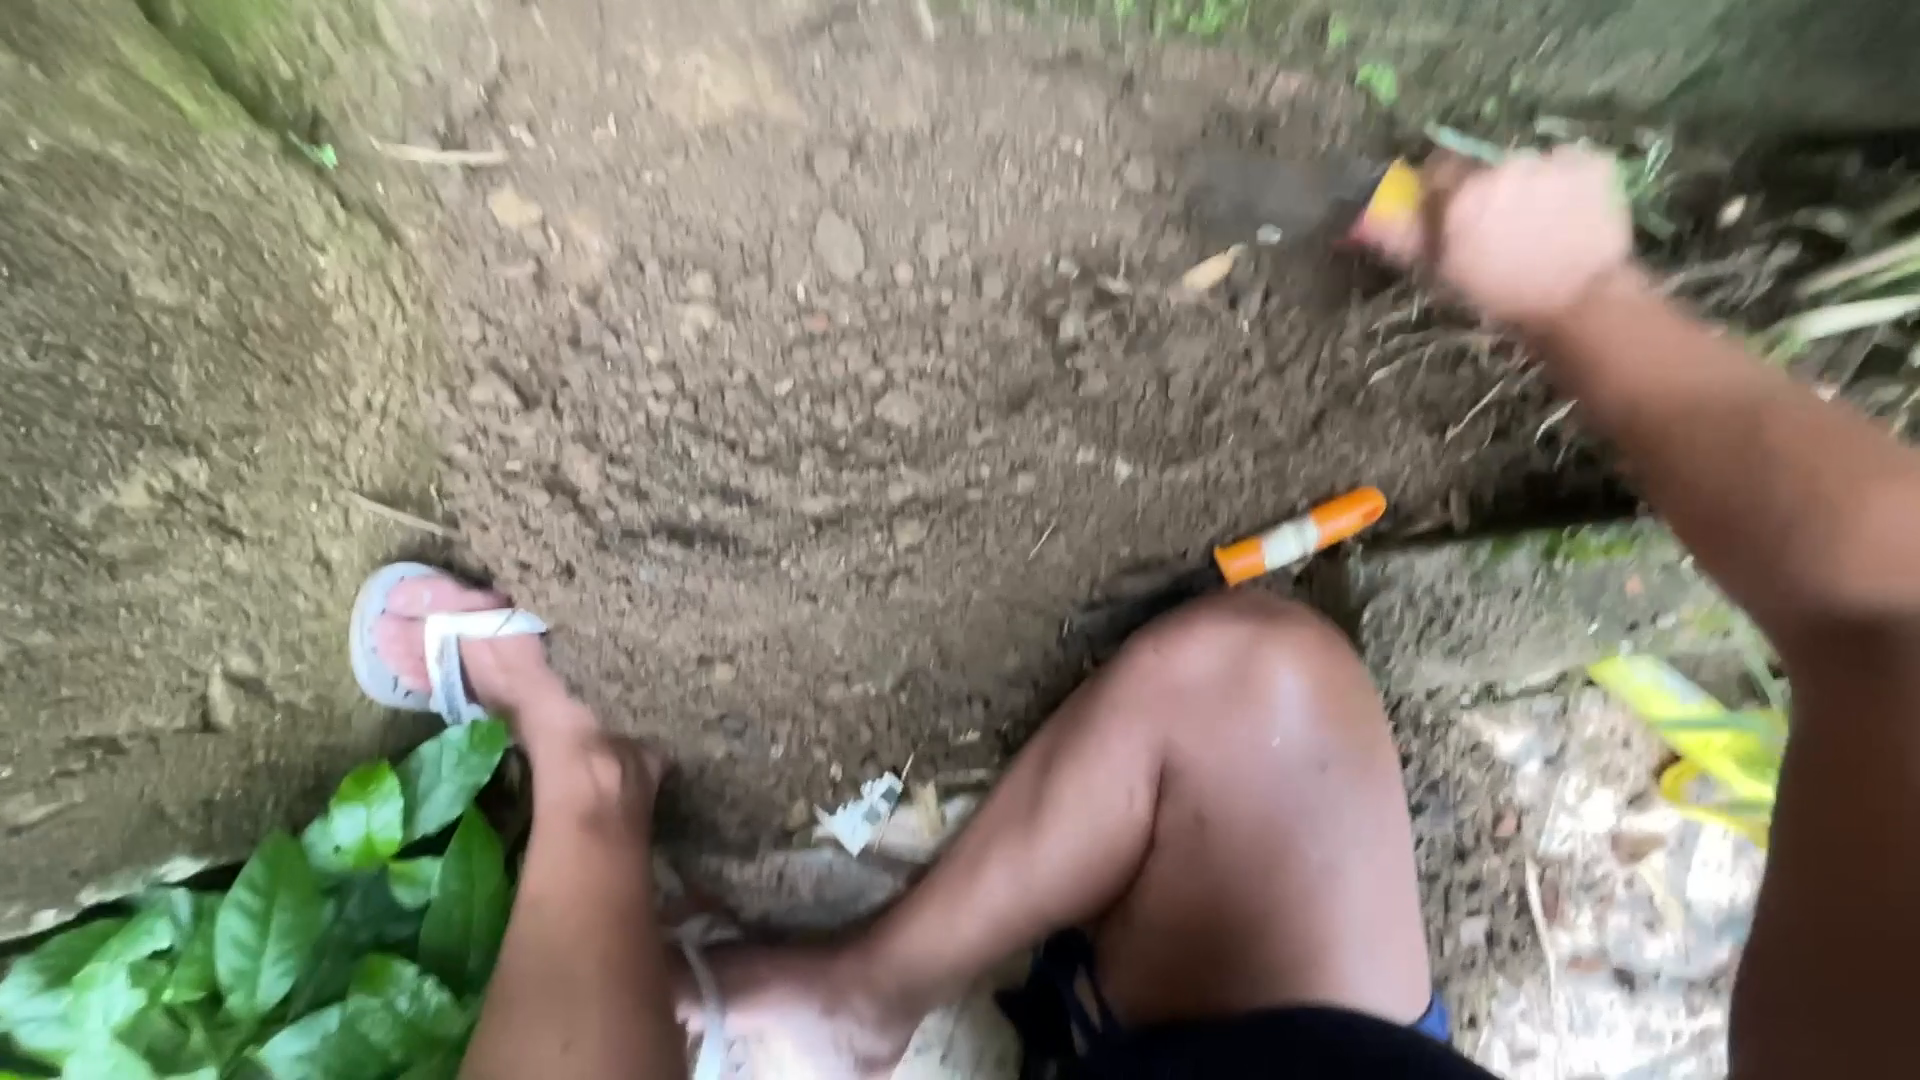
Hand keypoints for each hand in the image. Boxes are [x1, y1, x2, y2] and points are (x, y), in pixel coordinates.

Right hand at [1361, 146, 1636, 328]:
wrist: (1574, 299)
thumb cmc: (1496, 294)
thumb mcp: (1440, 272)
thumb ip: (1401, 239)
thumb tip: (1363, 219)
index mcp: (1460, 195)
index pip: (1438, 169)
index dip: (1440, 191)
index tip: (1447, 213)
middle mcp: (1502, 166)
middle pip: (1483, 168)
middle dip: (1485, 190)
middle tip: (1495, 227)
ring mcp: (1551, 160)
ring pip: (1525, 166)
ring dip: (1523, 186)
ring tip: (1534, 224)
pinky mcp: (1591, 160)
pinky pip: (1565, 164)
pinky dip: (1562, 183)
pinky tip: (1563, 214)